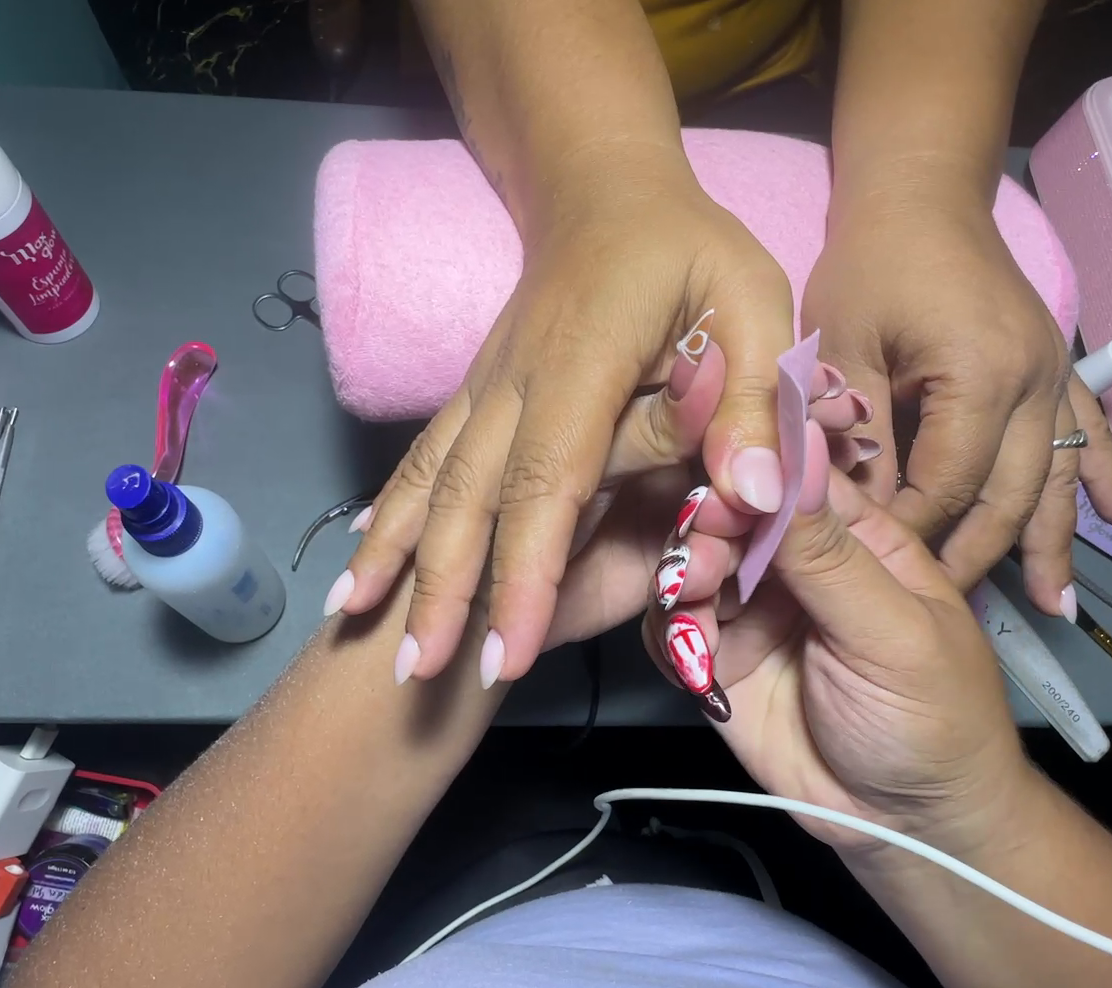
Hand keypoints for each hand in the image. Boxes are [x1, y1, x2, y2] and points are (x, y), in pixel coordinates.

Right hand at [334, 154, 795, 687]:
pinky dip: (388, 511)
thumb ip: (753, 398)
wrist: (602, 196)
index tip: (503, 652)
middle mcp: (511, 386)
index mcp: (580, 368)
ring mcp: (481, 390)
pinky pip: (420, 458)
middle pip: (466, 494)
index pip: (544, 484)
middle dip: (440, 586)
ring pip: (428, 478)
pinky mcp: (471, 394)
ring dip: (395, 554)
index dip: (522, 573)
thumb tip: (752, 496)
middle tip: (416, 668)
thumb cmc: (686, 251)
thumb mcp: (753, 303)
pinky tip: (361, 554)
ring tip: (358, 621)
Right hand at [648, 472, 1031, 856]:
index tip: (714, 492)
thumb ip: (828, 552)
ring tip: (696, 630)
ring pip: (686, 568)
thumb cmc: (930, 719)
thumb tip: (797, 441)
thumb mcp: (891, 632)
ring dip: (679, 589)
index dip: (745, 473)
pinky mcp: (714, 656)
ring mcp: (747, 609)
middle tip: (695, 575)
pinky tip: (695, 666)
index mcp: (848, 536)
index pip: (786, 476)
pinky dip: (670, 638)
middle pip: (723, 518)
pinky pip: (670, 628)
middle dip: (700, 538)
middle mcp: (789, 563)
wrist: (903, 825)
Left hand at [806, 198, 1111, 614]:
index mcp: (981, 378)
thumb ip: (854, 430)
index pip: (949, 483)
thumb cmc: (870, 268)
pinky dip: (1105, 482)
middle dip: (976, 552)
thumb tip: (857, 513)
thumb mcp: (842, 348)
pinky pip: (1090, 436)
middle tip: (945, 607)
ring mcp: (1059, 377)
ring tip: (1054, 607)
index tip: (877, 570)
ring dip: (1053, 543)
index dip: (912, 531)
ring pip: (1058, 477)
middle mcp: (1038, 384)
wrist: (921, 199)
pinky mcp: (1057, 370)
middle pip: (1010, 493)